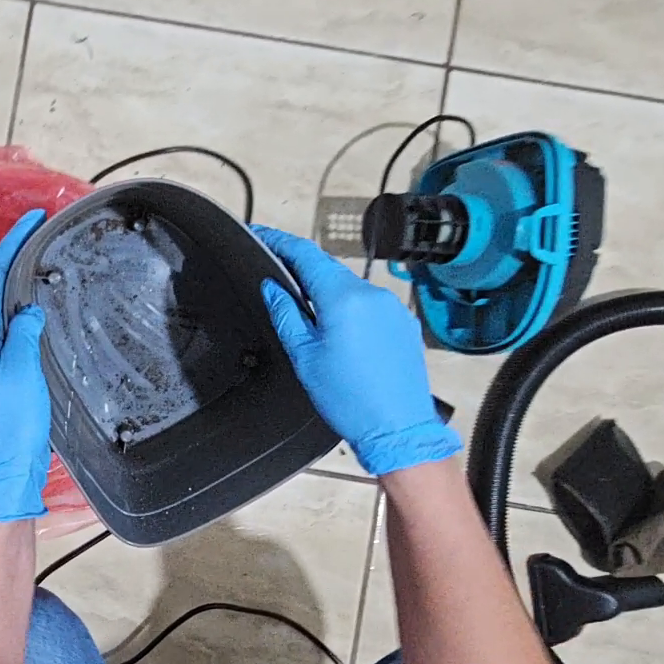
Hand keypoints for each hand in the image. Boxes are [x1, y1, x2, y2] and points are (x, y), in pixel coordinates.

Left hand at [0, 210, 51, 521]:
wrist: (7, 465)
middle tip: (41, 231)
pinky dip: (24, 306)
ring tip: (43, 257)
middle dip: (15, 254)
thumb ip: (23, 333)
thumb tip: (28, 309)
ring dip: (19, 279)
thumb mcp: (21, 371)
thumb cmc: (12, 422)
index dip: (12, 243)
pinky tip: (40, 304)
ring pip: (2, 305)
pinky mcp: (0, 370)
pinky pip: (11, 326)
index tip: (32, 218)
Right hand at [252, 225, 460, 475]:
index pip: (306, 255)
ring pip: (348, 287)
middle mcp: (372, 295)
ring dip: (324, 292)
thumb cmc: (351, 399)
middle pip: (328, 270)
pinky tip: (336, 331)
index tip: (262, 235)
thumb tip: (272, 288)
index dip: (279, 242)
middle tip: (275, 274)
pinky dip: (347, 308)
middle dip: (301, 270)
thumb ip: (286, 314)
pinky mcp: (401, 323)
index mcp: (344, 298)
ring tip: (304, 313)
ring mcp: (391, 308)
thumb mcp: (304, 356)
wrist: (398, 428)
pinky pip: (368, 304)